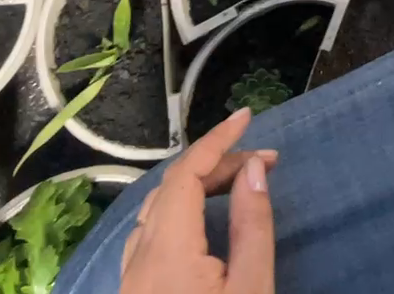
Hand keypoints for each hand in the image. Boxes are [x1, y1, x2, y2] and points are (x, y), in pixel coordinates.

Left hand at [120, 107, 277, 293]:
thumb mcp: (252, 289)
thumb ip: (252, 225)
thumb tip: (252, 169)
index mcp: (166, 254)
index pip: (186, 174)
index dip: (217, 139)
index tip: (247, 117)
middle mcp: (139, 260)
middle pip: (172, 187)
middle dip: (216, 161)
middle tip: (263, 163)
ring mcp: (131, 281)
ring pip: (157, 209)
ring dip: (197, 184)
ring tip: (238, 183)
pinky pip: (149, 234)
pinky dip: (179, 208)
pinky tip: (201, 217)